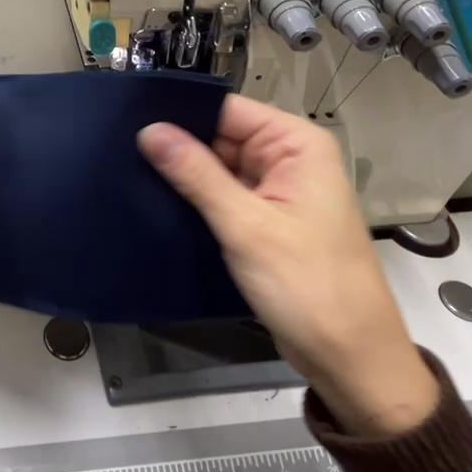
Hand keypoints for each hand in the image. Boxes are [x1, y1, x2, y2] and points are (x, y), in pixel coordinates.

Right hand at [138, 96, 439, 436]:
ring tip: (126, 168)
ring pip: (217, 168)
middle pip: (220, 136)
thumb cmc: (310, 287)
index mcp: (297, 144)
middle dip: (177, 144)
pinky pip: (223, 197)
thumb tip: (149, 130)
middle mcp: (288, 159)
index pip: (227, 109)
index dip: (181, 112)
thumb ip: (196, 174)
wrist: (352, 362)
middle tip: (119, 146)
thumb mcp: (247, 227)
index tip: (130, 115)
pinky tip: (155, 199)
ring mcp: (277, 192)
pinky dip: (195, 200)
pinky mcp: (266, 222)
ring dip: (182, 174)